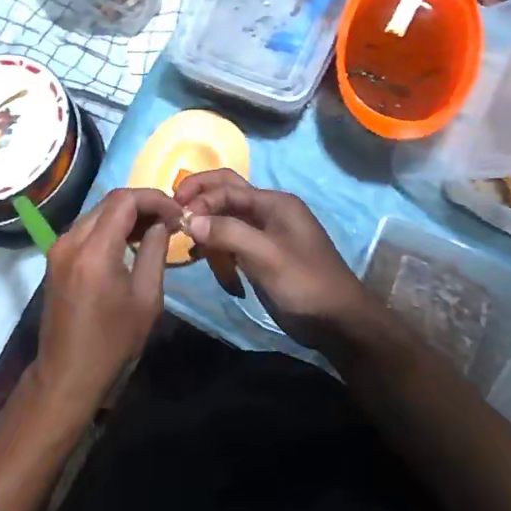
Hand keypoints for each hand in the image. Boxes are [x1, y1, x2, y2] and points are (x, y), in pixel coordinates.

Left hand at [33, 188, 179, 408]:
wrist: (68, 372)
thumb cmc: (114, 341)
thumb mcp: (146, 297)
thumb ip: (154, 251)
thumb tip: (162, 223)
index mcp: (94, 251)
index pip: (124, 201)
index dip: (154, 198)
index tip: (178, 212)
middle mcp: (70, 240)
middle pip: (108, 202)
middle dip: (142, 203)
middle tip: (170, 218)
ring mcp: (58, 247)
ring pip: (96, 212)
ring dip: (125, 214)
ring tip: (154, 228)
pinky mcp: (56, 257)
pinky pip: (85, 228)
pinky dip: (109, 226)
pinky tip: (129, 240)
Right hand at [174, 170, 376, 350]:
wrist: (338, 322)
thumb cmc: (305, 283)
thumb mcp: (265, 255)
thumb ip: (228, 233)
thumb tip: (189, 219)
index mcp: (274, 202)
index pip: (226, 188)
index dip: (199, 199)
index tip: (178, 220)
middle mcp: (268, 211)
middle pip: (225, 195)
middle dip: (199, 202)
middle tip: (172, 216)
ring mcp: (265, 234)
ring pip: (225, 219)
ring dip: (206, 228)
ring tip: (187, 245)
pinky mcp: (261, 255)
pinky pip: (231, 241)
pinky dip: (216, 248)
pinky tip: (204, 260)